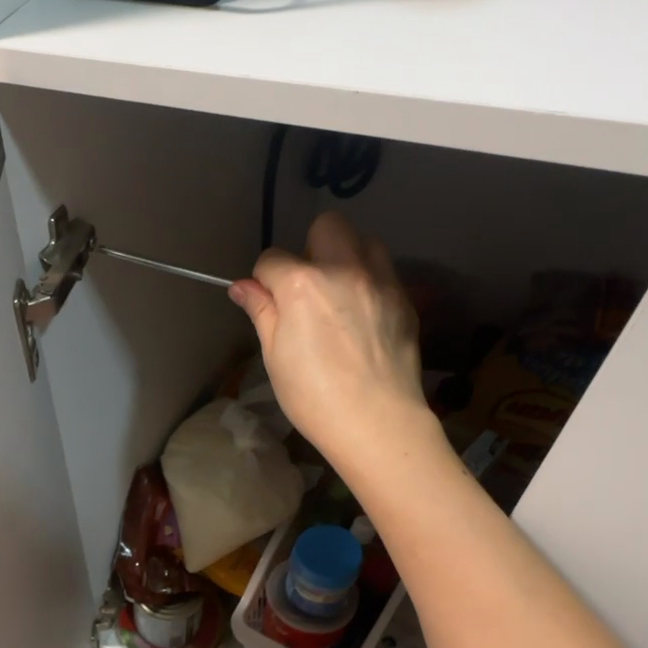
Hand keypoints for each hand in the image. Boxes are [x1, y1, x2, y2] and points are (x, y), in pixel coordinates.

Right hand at [228, 213, 429, 467]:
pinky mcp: (404, 298)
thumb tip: (243, 287)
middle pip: (327, 226)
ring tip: (337, 294)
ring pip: (363, 240)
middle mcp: (344, 269)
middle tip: (305, 287)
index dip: (263, 280)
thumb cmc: (312, 395)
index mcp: (302, 284)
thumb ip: (261, 311)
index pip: (271, 259)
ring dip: (345, 256)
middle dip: (310, 247)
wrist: (376, 421)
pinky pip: (384, 271)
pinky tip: (361, 317)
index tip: (266, 302)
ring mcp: (380, 281)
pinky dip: (368, 281)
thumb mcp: (274, 355)